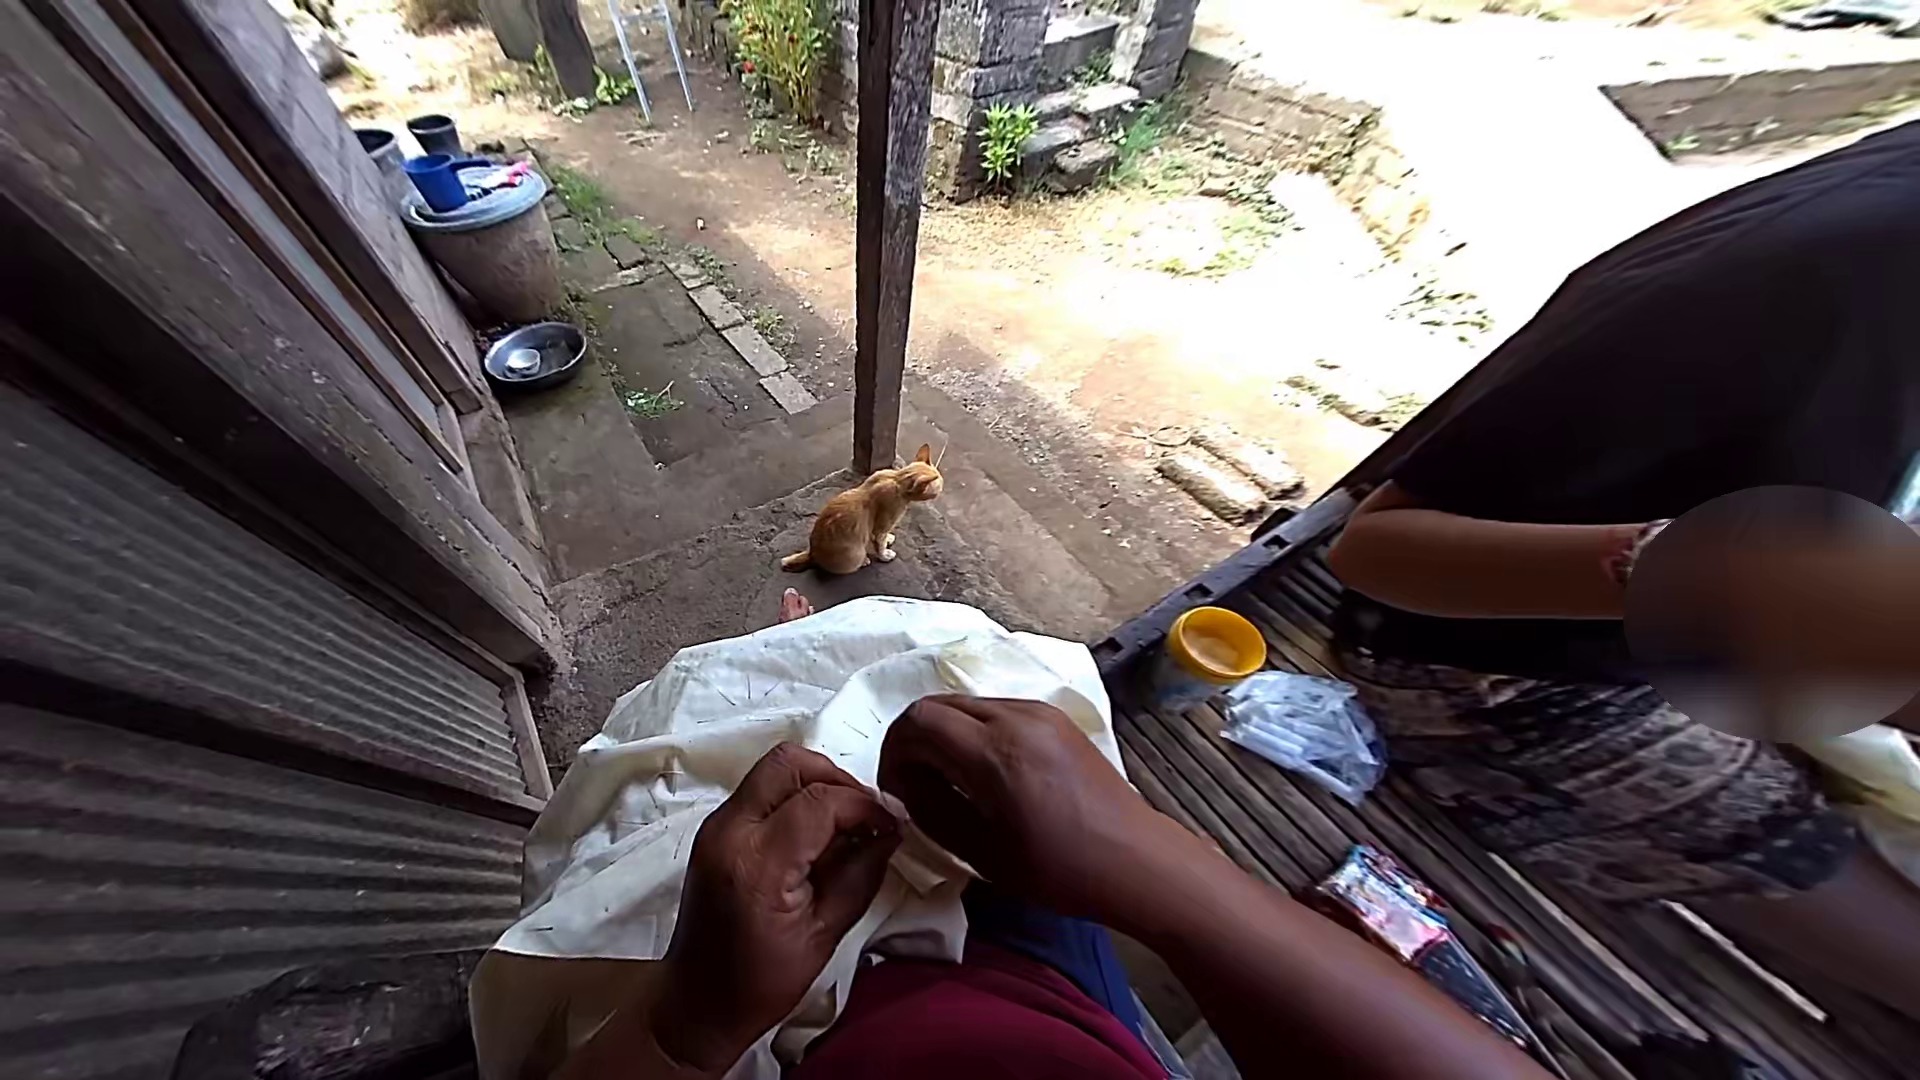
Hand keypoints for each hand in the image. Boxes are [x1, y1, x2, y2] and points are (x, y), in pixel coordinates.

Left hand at [650, 743, 899, 1072]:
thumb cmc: (759, 981)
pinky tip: (816, 826)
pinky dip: (797, 792)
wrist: (695, 1004)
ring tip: (842, 816)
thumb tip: (890, 832)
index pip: (820, 801)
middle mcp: (730, 832)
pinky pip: (764, 785)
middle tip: (862, 810)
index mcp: (757, 866)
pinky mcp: (716, 825)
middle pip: (790, 763)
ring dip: (817, 780)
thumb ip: (862, 874)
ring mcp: (718, 824)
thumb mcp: (825, 935)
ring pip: (776, 766)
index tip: (888, 823)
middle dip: (836, 777)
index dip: (864, 805)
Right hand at [877, 695, 1192, 921]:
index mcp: (995, 752)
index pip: (919, 720)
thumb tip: (906, 783)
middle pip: (937, 704)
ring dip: (944, 733)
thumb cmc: (1059, 869)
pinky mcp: (1053, 715)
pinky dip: (973, 731)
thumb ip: (932, 809)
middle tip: (915, 782)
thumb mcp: (982, 852)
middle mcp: (1015, 716)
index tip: (897, 785)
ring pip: (965, 704)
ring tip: (950, 778)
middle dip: (914, 739)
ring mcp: (1037, 710)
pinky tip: (984, 768)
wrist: (1135, 858)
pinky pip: (995, 709)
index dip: (895, 749)